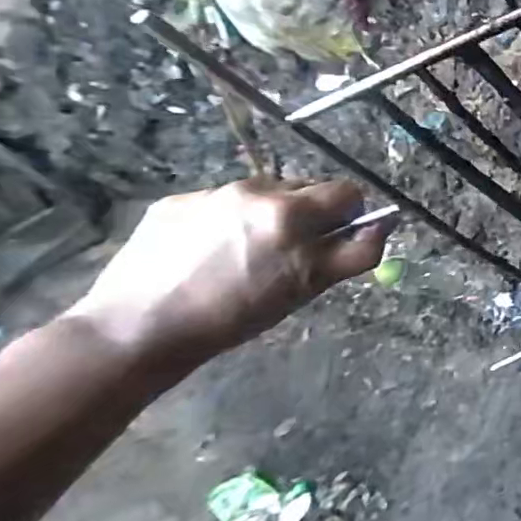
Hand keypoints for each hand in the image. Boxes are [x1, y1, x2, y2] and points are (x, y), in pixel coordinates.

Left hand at [67, 179, 392, 367]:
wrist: (134, 331)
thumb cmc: (235, 315)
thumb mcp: (309, 287)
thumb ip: (358, 251)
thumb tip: (387, 222)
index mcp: (292, 211)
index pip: (347, 192)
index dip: (349, 216)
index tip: (332, 242)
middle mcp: (256, 190)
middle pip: (306, 189)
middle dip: (308, 215)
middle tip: (288, 254)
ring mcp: (211, 194)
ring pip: (263, 196)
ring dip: (268, 217)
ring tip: (243, 256)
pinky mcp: (174, 202)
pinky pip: (221, 204)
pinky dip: (226, 223)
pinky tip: (206, 256)